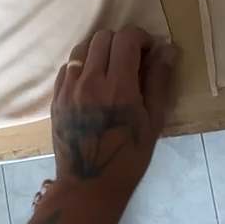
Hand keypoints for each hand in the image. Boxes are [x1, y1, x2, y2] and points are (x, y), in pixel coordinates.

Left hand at [48, 27, 177, 219]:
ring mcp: (69, 89)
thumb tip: (168, 49)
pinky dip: (83, 65)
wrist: (89, 186)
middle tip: (132, 59)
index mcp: (119, 87)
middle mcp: (91, 81)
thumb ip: (159, 80)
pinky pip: (68, 66)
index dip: (141, 37)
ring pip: (83, 47)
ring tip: (110, 68)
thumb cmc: (129, 157)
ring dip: (100, 49)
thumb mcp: (153, 121)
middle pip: (104, 37)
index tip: (148, 51)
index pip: (126, 39)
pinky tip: (93, 82)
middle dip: (122, 41)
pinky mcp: (56, 97)